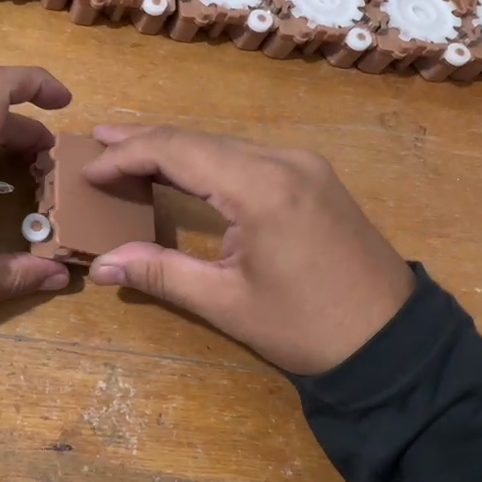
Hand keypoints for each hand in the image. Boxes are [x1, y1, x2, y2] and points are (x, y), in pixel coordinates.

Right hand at [81, 125, 414, 374]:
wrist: (393, 343)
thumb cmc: (306, 327)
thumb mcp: (226, 303)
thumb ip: (159, 272)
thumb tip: (100, 265)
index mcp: (261, 187)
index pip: (177, 152)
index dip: (126, 156)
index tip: (88, 169)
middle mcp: (282, 160)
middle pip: (198, 138)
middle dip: (143, 141)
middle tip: (95, 140)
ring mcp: (302, 163)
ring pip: (222, 142)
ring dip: (174, 146)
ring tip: (126, 149)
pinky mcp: (312, 175)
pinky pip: (245, 153)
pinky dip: (204, 157)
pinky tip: (181, 166)